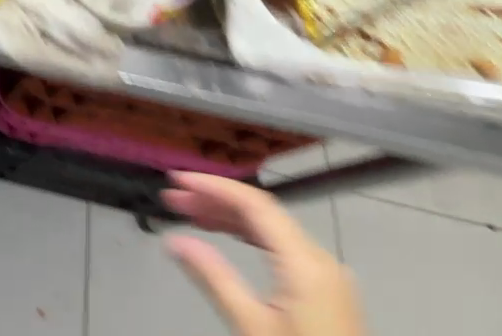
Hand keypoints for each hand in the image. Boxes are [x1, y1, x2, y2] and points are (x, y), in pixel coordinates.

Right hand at [162, 172, 365, 335]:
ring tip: (190, 213)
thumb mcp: (251, 327)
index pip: (255, 204)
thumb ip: (213, 278)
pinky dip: (252, 235)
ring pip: (273, 228)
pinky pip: (285, 247)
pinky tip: (228, 234)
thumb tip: (173, 240)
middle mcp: (321, 259)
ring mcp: (328, 274)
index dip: (213, 186)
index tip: (177, 179)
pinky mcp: (328, 289)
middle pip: (263, 212)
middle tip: (173, 199)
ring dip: (231, 216)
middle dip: (216, 200)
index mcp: (305, 264)